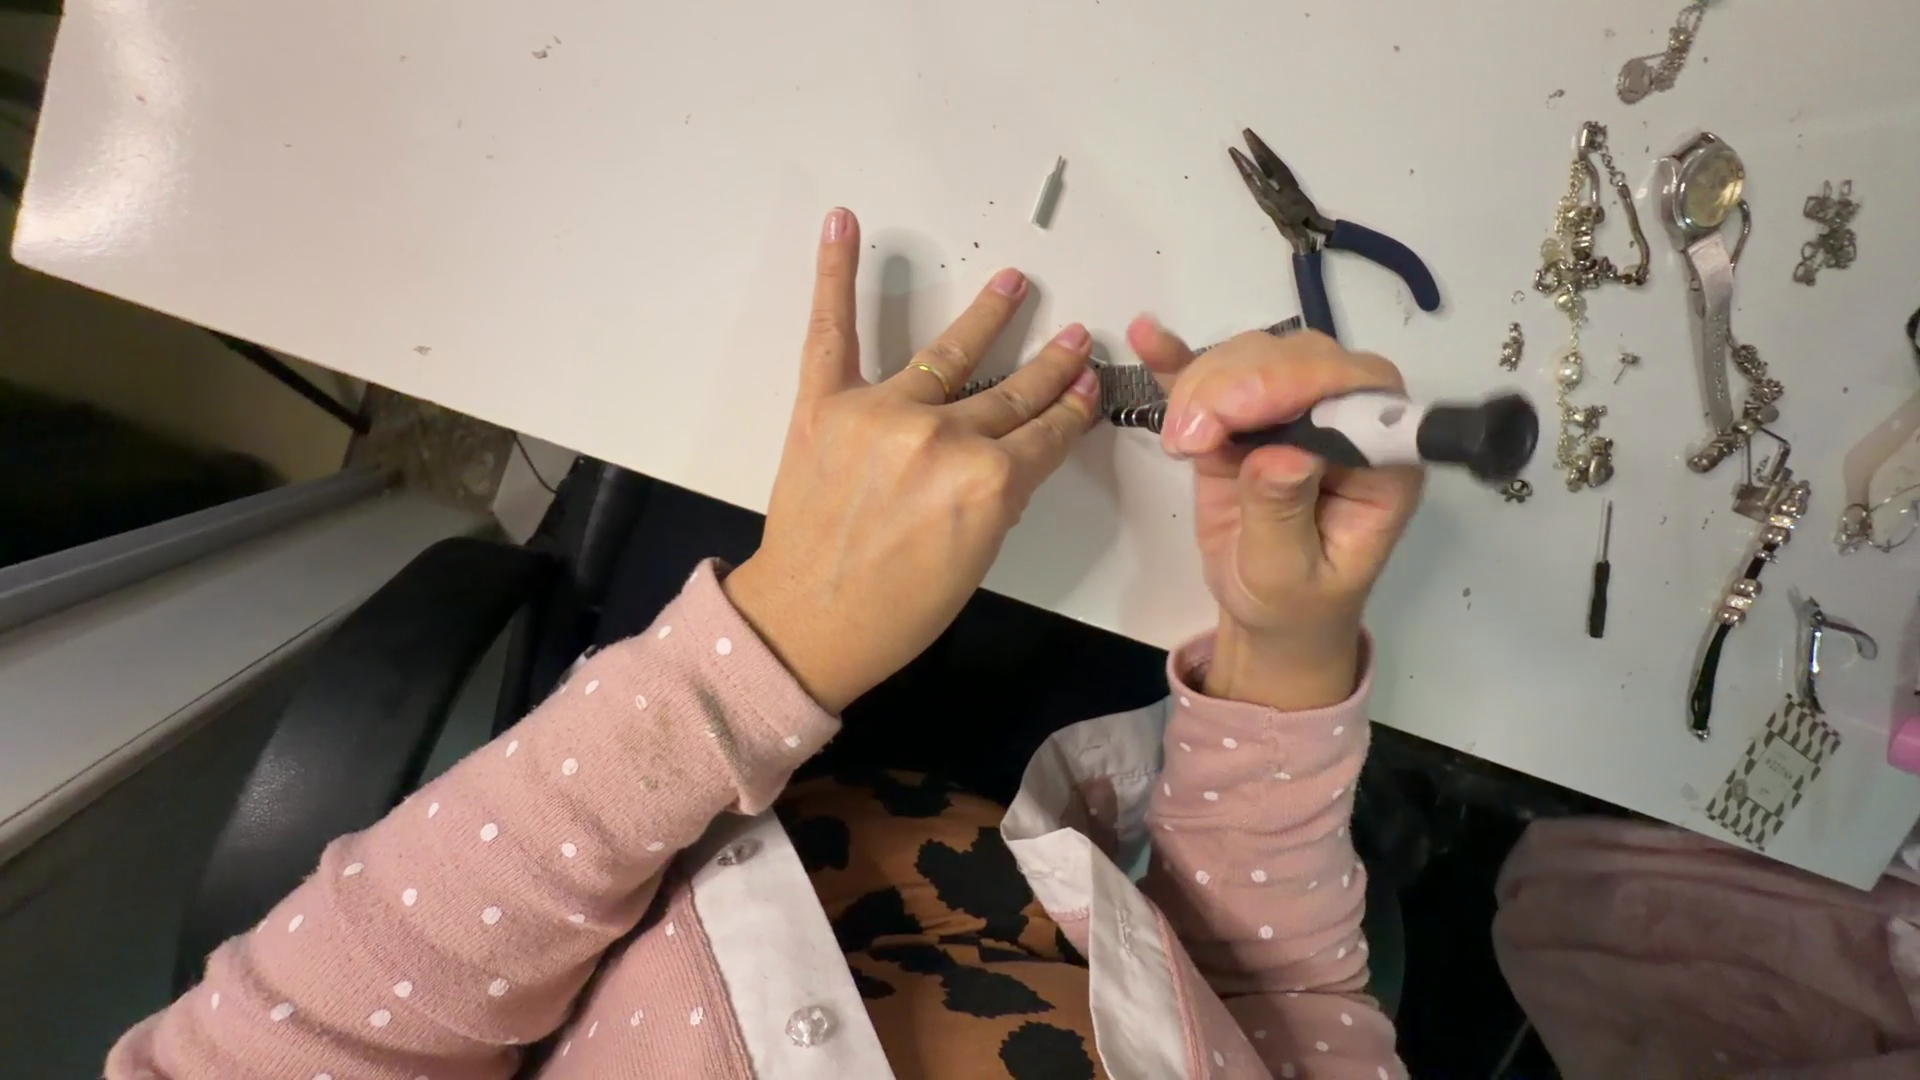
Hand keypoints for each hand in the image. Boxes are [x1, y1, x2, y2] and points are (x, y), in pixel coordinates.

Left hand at [724, 208, 1102, 711]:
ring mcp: (881, 413)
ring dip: (986, 316)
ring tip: (1012, 282)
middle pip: (1009, 393)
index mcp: (989, 482)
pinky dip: (834, 277)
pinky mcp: (824, 405)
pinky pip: (832, 332)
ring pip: (947, 355)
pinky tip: (843, 225)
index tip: (1087, 385)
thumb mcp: (976, 560)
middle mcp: (943, 437)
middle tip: (1072, 339)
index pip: (1046, 434)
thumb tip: (1011, 456)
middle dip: (1048, 367)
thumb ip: (998, 497)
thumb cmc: (899, 611)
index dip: (1072, 409)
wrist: (808, 623)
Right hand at [1126, 319, 1423, 709]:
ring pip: (1250, 360)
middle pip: (1298, 360)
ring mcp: (1290, 413)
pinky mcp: (1242, 419)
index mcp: (1380, 460)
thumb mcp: (1290, 574)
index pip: (1357, 388)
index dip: (1298, 382)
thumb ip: (1284, 514)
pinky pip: (1213, 380)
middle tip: (1189, 440)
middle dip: (1235, 386)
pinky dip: (1180, 361)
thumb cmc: (1294, 603)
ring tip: (1177, 442)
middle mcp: (1344, 422)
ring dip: (1203, 387)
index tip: (1235, 415)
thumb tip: (1280, 455)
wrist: (1268, 610)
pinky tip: (1149, 338)